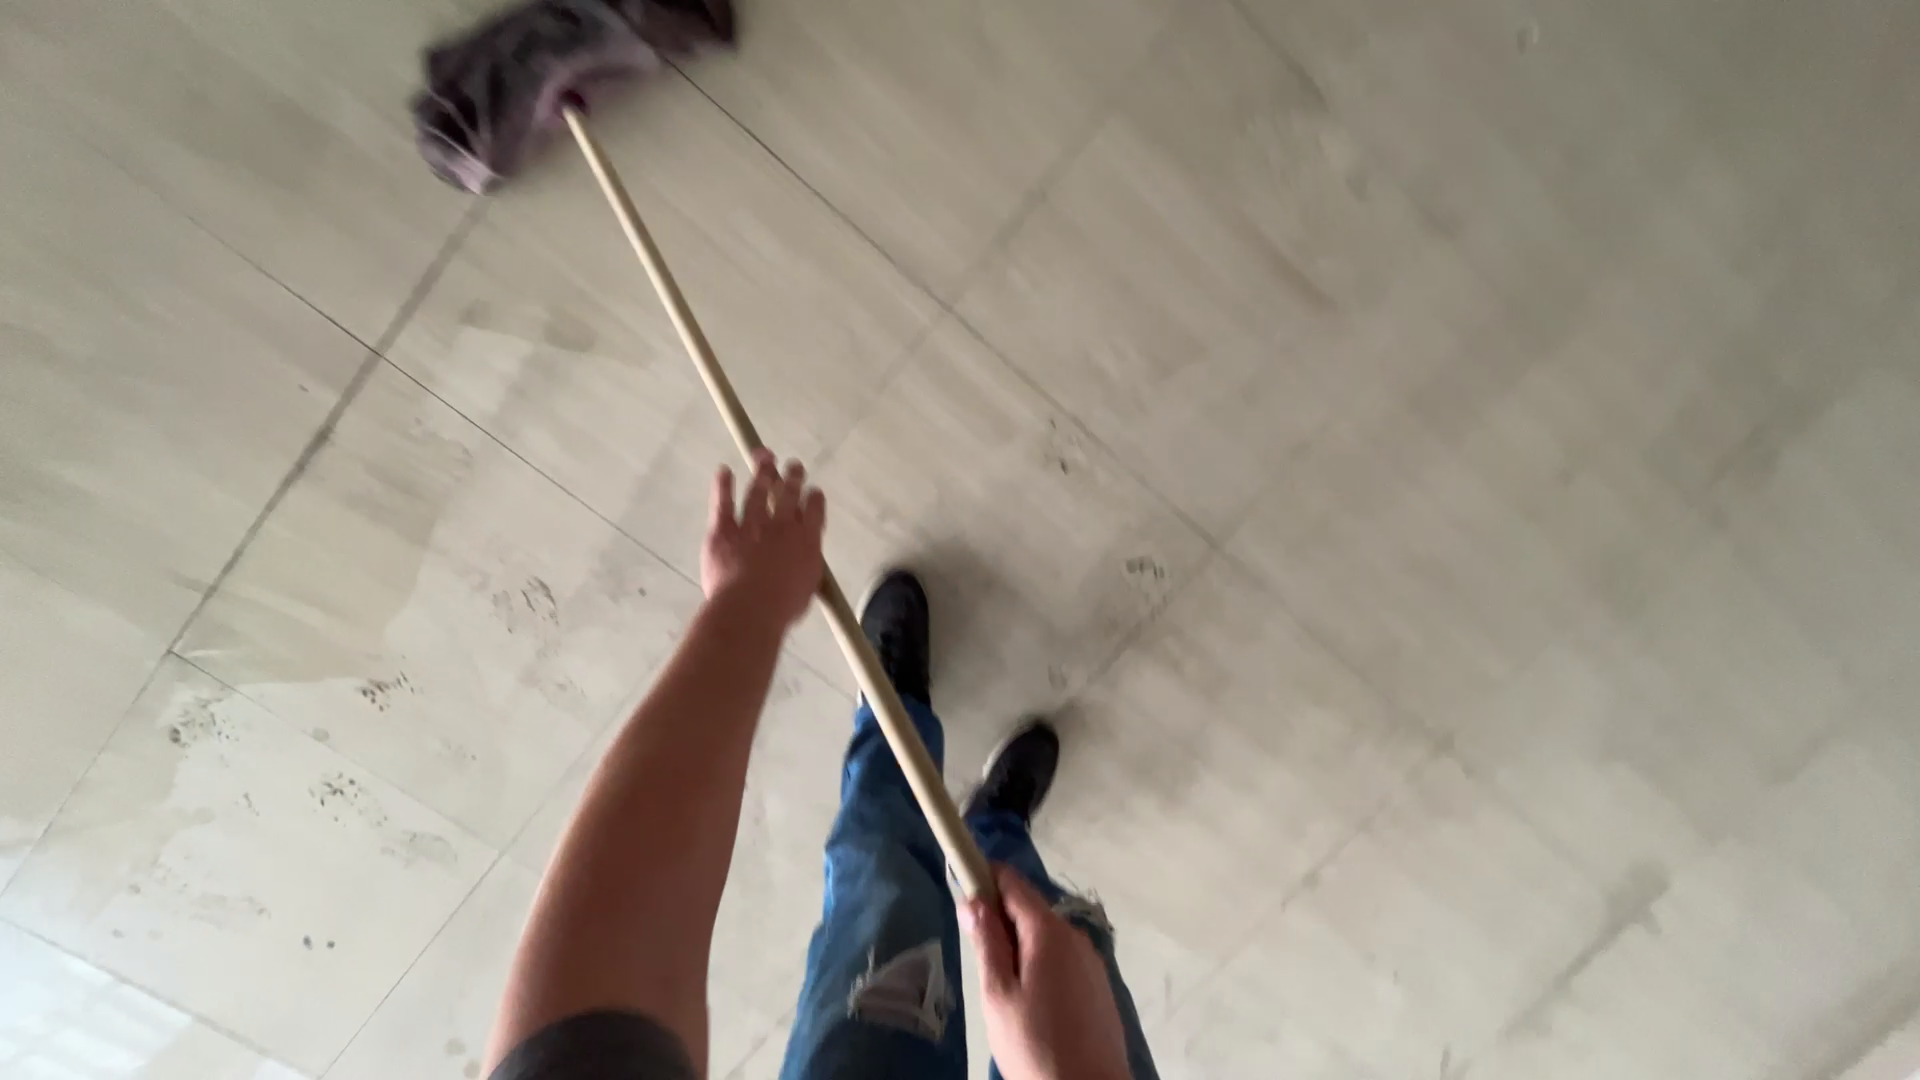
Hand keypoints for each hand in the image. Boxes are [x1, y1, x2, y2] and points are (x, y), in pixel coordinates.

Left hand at [700, 449, 825, 627]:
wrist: (750, 607)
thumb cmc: (783, 605)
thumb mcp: (808, 585)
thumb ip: (807, 565)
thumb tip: (805, 558)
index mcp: (806, 540)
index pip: (815, 511)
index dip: (814, 498)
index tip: (814, 491)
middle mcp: (782, 526)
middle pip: (790, 494)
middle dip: (793, 477)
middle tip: (794, 465)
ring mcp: (751, 525)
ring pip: (758, 492)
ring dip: (762, 472)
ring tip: (764, 457)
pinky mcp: (723, 530)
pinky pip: (723, 502)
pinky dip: (723, 485)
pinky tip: (723, 471)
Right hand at [960, 865, 1132, 1079]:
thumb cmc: (1035, 1047)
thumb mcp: (998, 995)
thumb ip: (987, 942)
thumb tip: (973, 899)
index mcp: (1048, 931)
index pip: (1013, 882)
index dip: (986, 876)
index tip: (963, 885)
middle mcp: (1075, 936)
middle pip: (1030, 909)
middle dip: (1001, 918)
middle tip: (980, 954)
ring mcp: (1091, 962)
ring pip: (1047, 936)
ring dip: (1022, 944)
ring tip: (1005, 986)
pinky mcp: (1099, 987)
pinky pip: (1064, 958)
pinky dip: (1043, 964)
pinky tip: (1033, 1001)